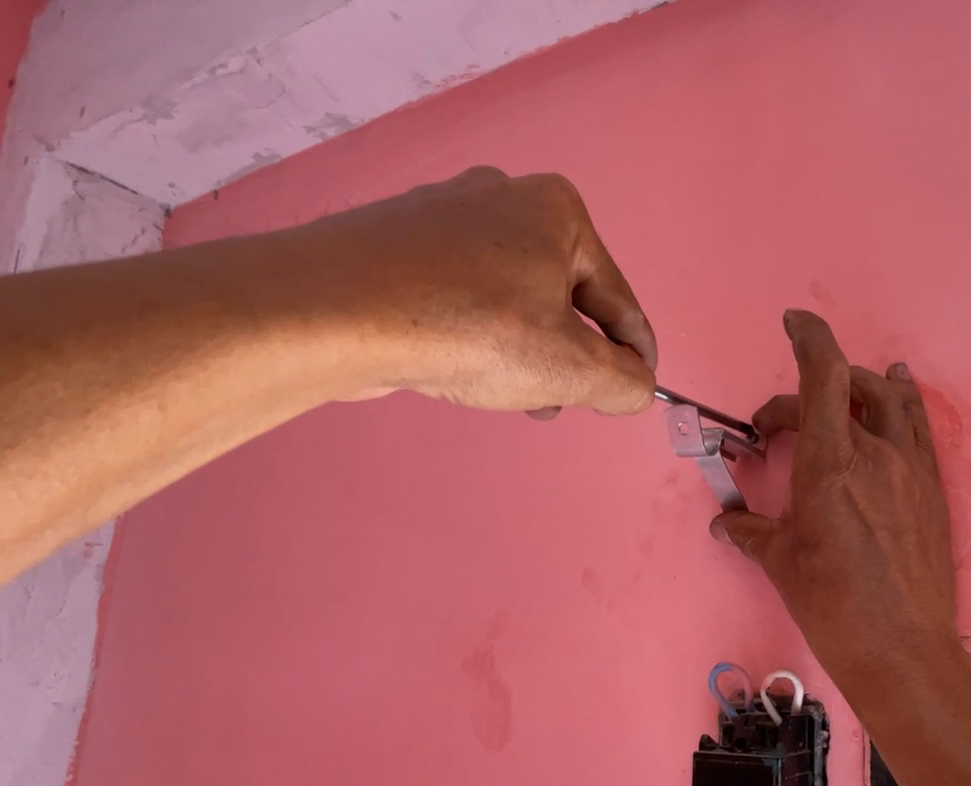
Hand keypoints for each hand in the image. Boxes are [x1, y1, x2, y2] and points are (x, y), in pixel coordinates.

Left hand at [275, 166, 656, 414]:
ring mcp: (444, 215)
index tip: (637, 392)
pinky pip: (465, 297)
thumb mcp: (574, 370)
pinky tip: (464, 368)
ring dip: (527, 354)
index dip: (635, 356)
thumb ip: (626, 384)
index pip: (618, 302)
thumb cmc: (472, 330)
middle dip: (571, 359)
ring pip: (514, 301)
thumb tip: (635, 387)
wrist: (332, 311)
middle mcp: (504, 197)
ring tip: (514, 396)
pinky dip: (478, 336)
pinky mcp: (399, 242)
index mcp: (558, 211)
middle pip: (564, 299)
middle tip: (562, 402)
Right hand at [713, 310, 960, 691]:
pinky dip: (904, 402)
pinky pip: (919, 427)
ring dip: (862, 384)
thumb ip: (750, 530)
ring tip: (847, 383)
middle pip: (848, 387)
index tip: (794, 321)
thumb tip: (726, 523)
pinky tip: (899, 393)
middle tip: (778, 426)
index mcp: (831, 462)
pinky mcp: (932, 488)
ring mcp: (911, 468)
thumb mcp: (780, 561)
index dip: (809, 337)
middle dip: (807, 391)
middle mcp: (876, 452)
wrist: (900, 645)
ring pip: (893, 399)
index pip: (823, 375)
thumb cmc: (831, 602)